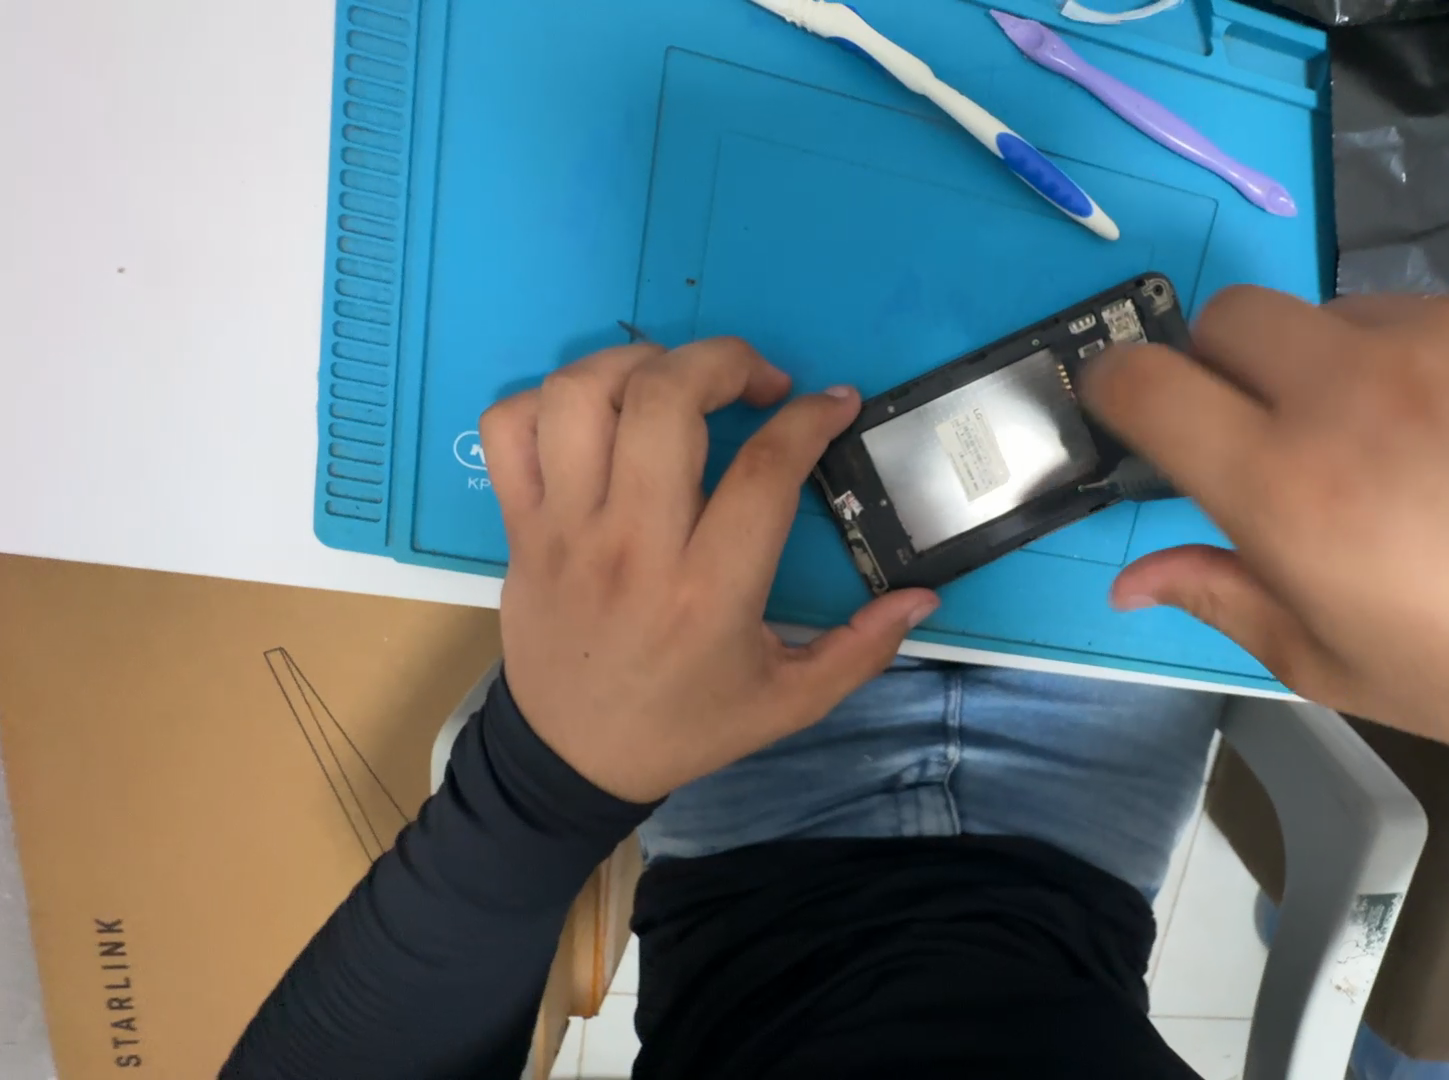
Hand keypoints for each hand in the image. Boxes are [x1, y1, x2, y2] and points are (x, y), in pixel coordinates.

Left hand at [480, 340, 938, 803]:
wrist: (570, 762)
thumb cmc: (689, 725)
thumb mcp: (792, 702)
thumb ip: (865, 649)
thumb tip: (925, 598)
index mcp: (709, 590)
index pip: (764, 470)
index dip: (811, 420)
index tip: (837, 404)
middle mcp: (633, 545)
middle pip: (667, 403)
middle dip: (726, 362)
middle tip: (762, 383)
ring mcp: (563, 530)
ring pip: (583, 396)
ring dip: (644, 362)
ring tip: (682, 382)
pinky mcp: (518, 528)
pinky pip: (509, 427)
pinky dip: (553, 395)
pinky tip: (604, 413)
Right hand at [1083, 277, 1448, 789]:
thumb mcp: (1329, 663)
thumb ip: (1214, 595)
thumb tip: (1125, 580)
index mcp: (1289, 490)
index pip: (1148, 385)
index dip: (1112, 382)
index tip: (1119, 398)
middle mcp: (1357, 389)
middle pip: (1226, 314)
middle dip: (1215, 363)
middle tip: (1259, 428)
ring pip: (1332, 313)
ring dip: (1325, 365)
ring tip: (1397, 438)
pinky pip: (1437, 311)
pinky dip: (1426, 358)